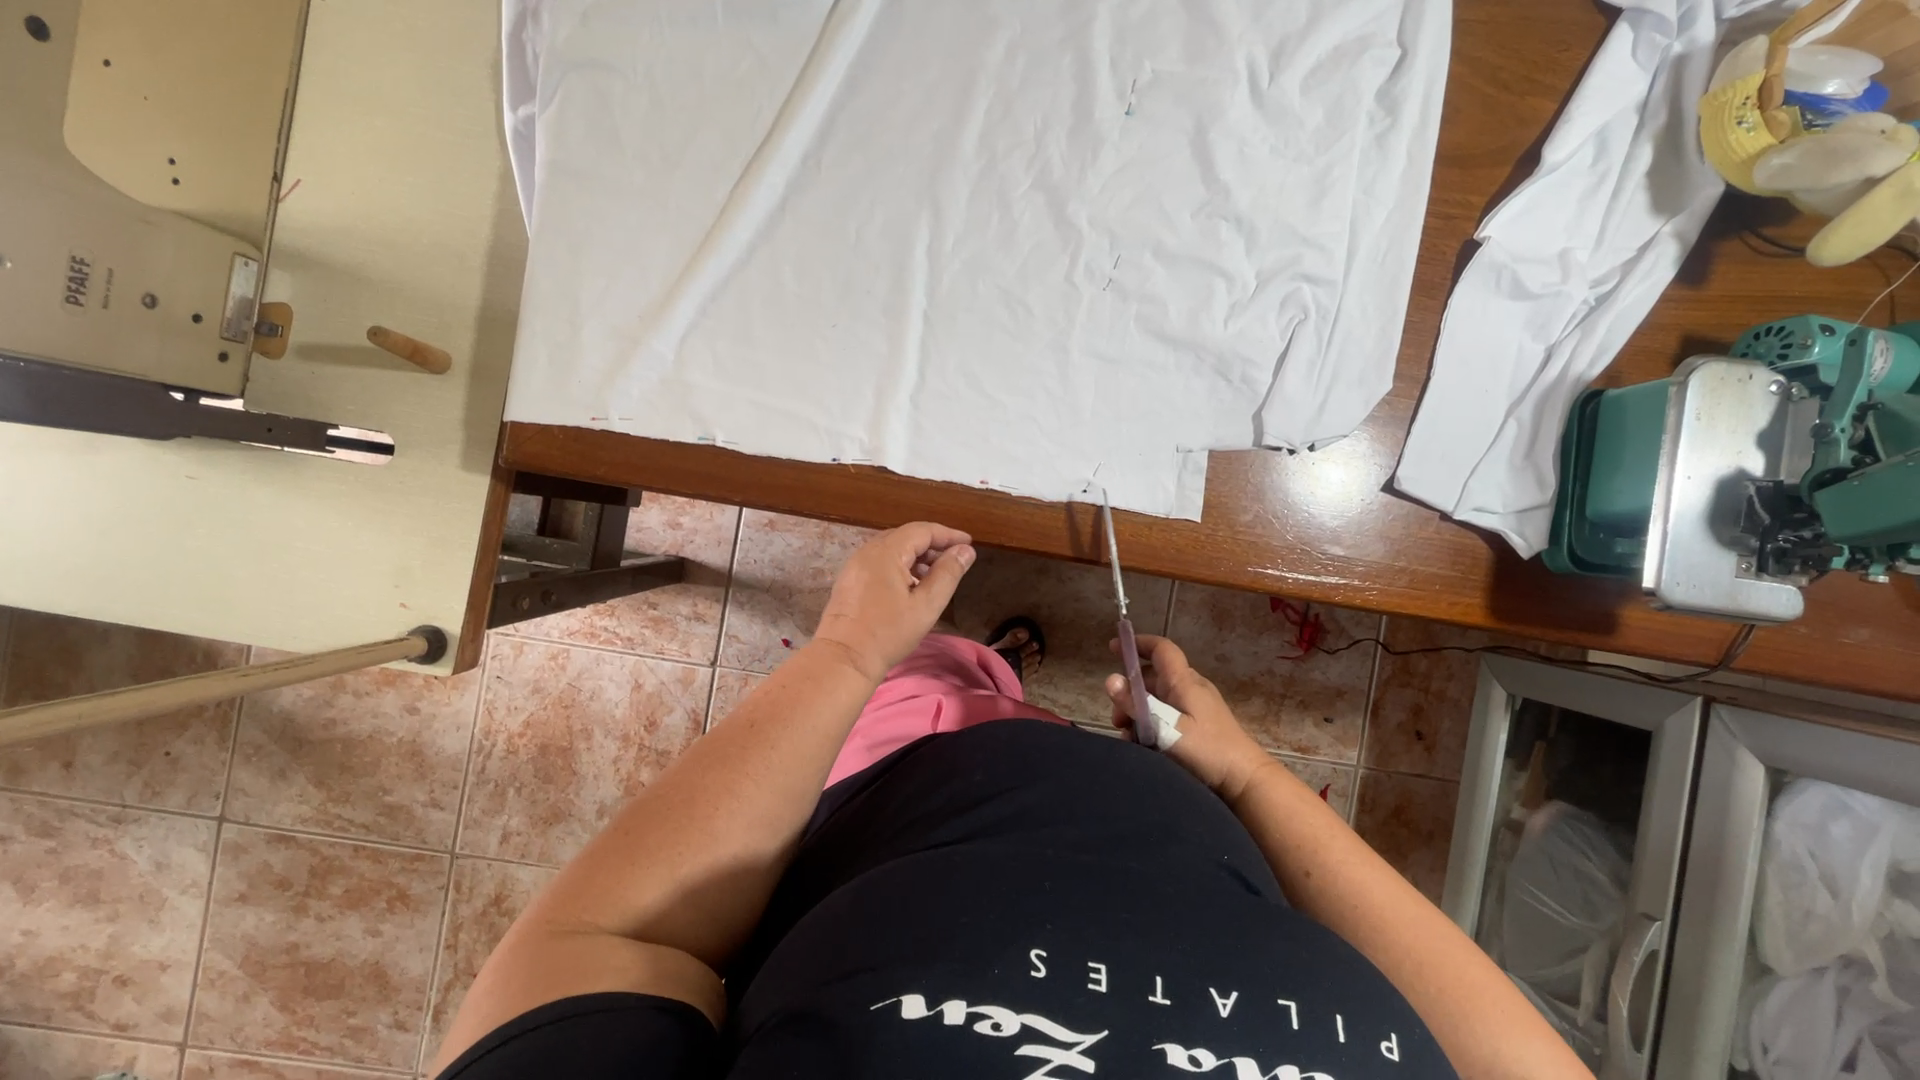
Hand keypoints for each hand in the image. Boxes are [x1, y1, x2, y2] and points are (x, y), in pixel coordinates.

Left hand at [812, 522, 976, 681]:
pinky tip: (911, 585)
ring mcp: (855, 565)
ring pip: (891, 549)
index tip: (968, 543)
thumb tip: (965, 551)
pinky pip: (879, 562)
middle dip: (932, 544)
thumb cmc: (888, 633)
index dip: (948, 534)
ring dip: (916, 556)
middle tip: (954, 558)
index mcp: (886, 552)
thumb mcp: (926, 605)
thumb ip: (947, 574)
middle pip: (905, 536)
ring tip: (936, 574)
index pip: (922, 530)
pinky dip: (900, 565)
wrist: (844, 659)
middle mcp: (867, 551)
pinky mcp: (849, 580)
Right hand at [1105, 634, 1272, 798]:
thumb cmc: (1207, 750)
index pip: (1160, 649)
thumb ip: (1137, 705)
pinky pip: (1167, 714)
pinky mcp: (1198, 724)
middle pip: (1153, 678)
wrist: (1245, 779)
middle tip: (1118, 720)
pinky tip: (1145, 746)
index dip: (1137, 643)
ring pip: (1157, 699)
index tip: (1113, 647)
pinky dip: (1152, 725)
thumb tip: (1109, 679)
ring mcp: (1196, 706)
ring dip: (1139, 713)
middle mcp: (1190, 687)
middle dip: (1130, 693)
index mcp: (1184, 681)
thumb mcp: (1165, 728)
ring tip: (1130, 738)